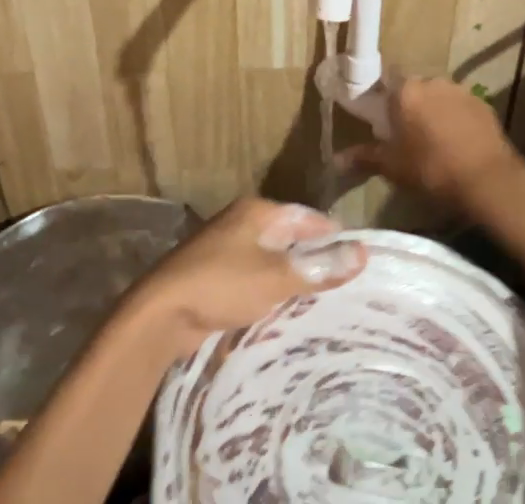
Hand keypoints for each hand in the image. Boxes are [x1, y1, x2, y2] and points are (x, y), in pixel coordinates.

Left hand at [129, 198, 366, 356]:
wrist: (162, 313)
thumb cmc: (222, 285)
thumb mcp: (277, 277)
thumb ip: (319, 267)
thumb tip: (362, 253)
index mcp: (257, 212)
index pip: (308, 218)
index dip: (335, 238)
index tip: (362, 263)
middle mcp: (242, 223)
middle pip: (291, 239)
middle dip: (316, 261)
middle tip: (349, 287)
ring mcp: (227, 249)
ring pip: (274, 261)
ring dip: (294, 279)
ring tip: (326, 302)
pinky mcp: (218, 276)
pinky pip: (257, 279)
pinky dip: (273, 292)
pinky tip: (289, 311)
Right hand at [341, 76, 524, 204]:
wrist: (488, 180)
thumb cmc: (431, 169)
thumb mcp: (392, 166)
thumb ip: (364, 157)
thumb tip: (336, 160)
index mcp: (406, 90)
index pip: (384, 78)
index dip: (380, 96)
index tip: (378, 115)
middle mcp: (433, 81)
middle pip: (412, 88)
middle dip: (407, 105)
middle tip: (403, 133)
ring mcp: (461, 91)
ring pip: (438, 96)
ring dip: (432, 110)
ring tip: (431, 140)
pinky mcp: (483, 105)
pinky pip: (460, 106)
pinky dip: (455, 119)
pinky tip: (456, 143)